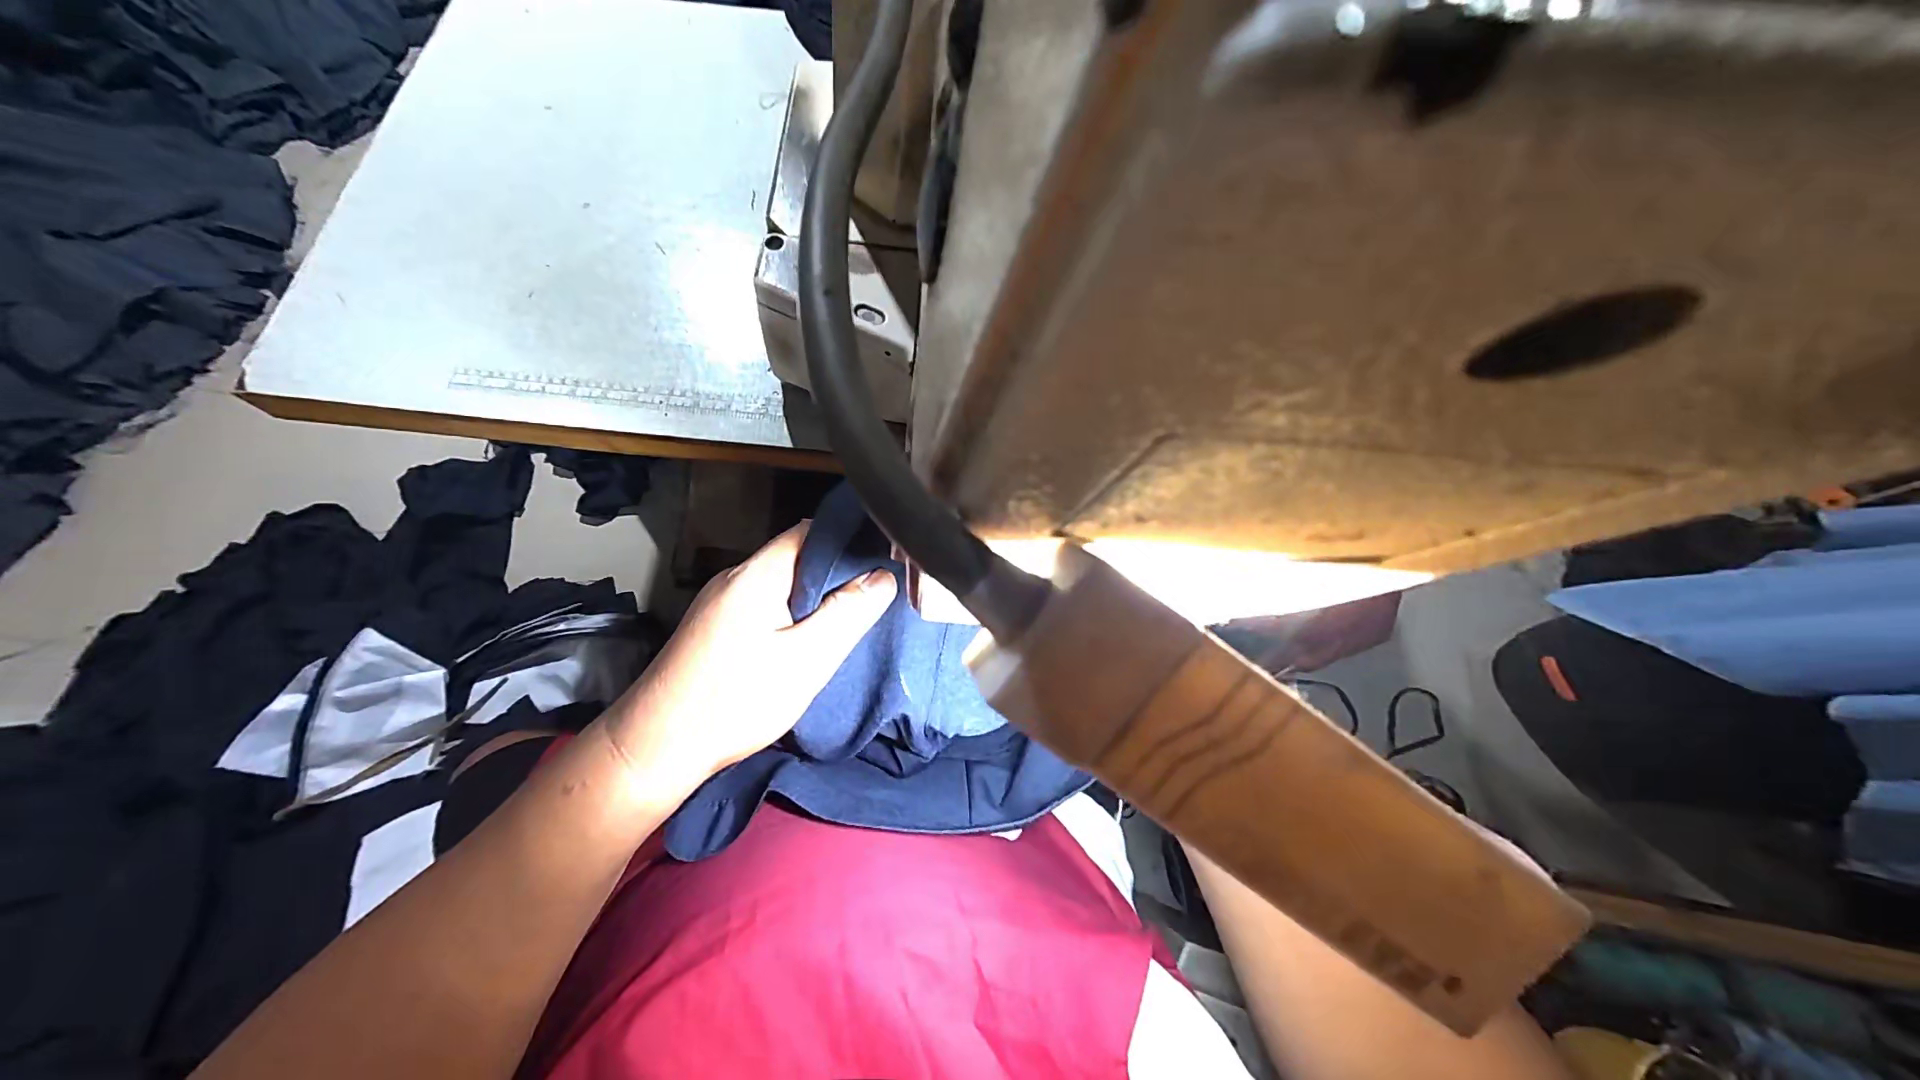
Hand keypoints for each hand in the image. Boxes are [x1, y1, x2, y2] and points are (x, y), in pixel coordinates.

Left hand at [595, 521, 895, 800]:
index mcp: (757, 575)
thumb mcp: (807, 659)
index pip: (810, 531)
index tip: (880, 564)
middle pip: (795, 558)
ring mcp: (718, 603)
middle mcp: (733, 579)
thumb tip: (882, 577)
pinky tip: (799, 647)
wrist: (656, 746)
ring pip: (779, 585)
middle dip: (834, 577)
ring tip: (838, 630)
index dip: (849, 542)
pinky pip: (761, 607)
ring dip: (810, 601)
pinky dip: (787, 617)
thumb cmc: (732, 702)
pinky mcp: (711, 628)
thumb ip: (848, 613)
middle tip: (867, 605)